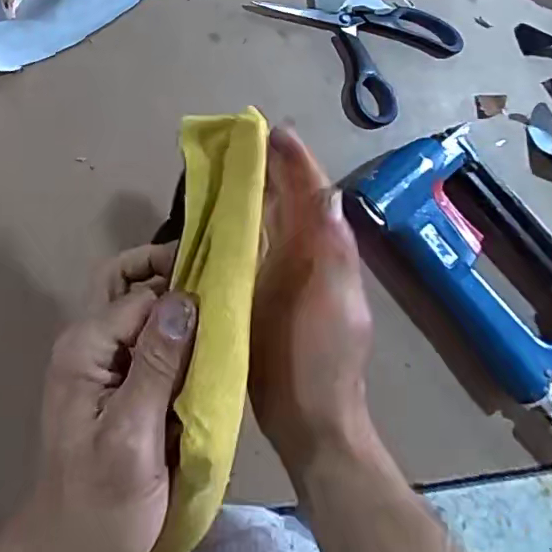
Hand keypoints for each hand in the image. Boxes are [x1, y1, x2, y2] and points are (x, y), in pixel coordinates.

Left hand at [0, 243, 196, 551]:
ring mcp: (101, 360)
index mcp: (85, 348)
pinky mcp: (116, 380)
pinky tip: (200, 346)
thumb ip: (156, 367)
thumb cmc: (100, 505)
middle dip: (166, 271)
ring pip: (137, 304)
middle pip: (126, 280)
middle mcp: (89, 342)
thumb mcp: (131, 438)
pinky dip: (173, 333)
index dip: (180, 292)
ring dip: (172, 301)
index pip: (140, 294)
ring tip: (213, 310)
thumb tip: (184, 299)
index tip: (222, 296)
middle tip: (212, 280)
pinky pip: (145, 336)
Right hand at [249, 124, 376, 466]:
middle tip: (238, 139)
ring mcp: (280, 271)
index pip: (309, 191)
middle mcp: (303, 251)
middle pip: (286, 198)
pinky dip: (235, 225)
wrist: (309, 421)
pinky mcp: (257, 291)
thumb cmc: (325, 360)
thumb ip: (335, 250)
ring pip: (266, 218)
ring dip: (251, 190)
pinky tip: (213, 217)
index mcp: (323, 248)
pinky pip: (247, 246)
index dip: (293, 159)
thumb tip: (329, 192)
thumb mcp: (338, 304)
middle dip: (269, 167)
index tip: (270, 130)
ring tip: (224, 165)